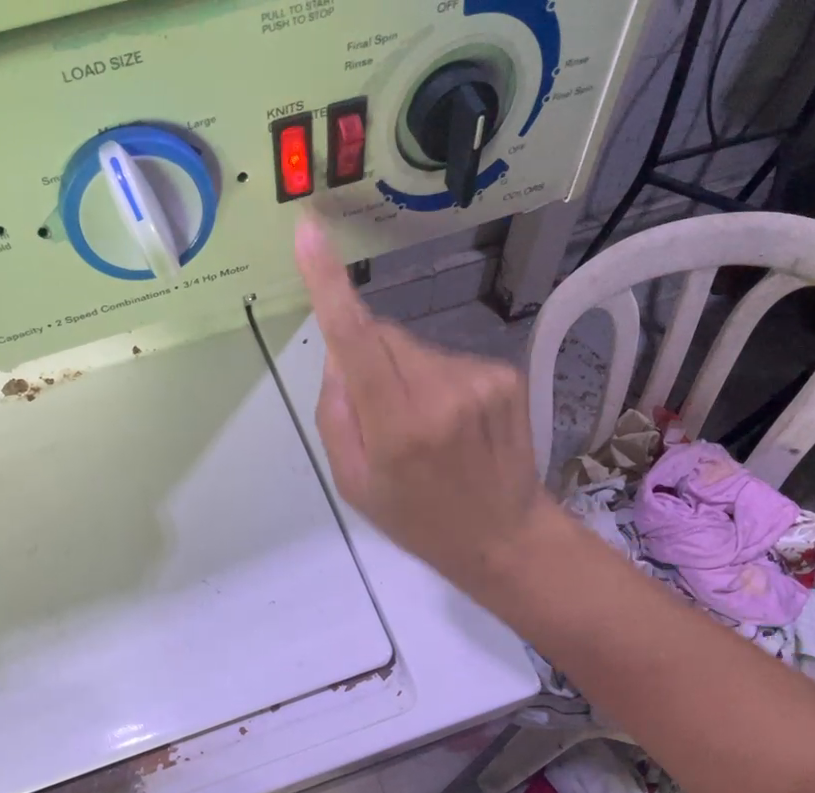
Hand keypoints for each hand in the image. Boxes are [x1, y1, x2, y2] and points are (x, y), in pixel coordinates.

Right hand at [293, 216, 552, 592]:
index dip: (328, 286)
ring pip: (416, 348)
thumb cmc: (416, 518)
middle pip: (383, 336)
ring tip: (428, 430)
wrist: (504, 536)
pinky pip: (449, 359)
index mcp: (395, 425)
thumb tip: (339, 356)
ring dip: (408, 375)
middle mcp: (439, 392)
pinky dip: (441, 382)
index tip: (310, 233)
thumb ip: (335, 415)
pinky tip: (457, 424)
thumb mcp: (354, 484)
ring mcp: (479, 378)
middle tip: (384, 416)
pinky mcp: (504, 374)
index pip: (355, 341)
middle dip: (371, 360)